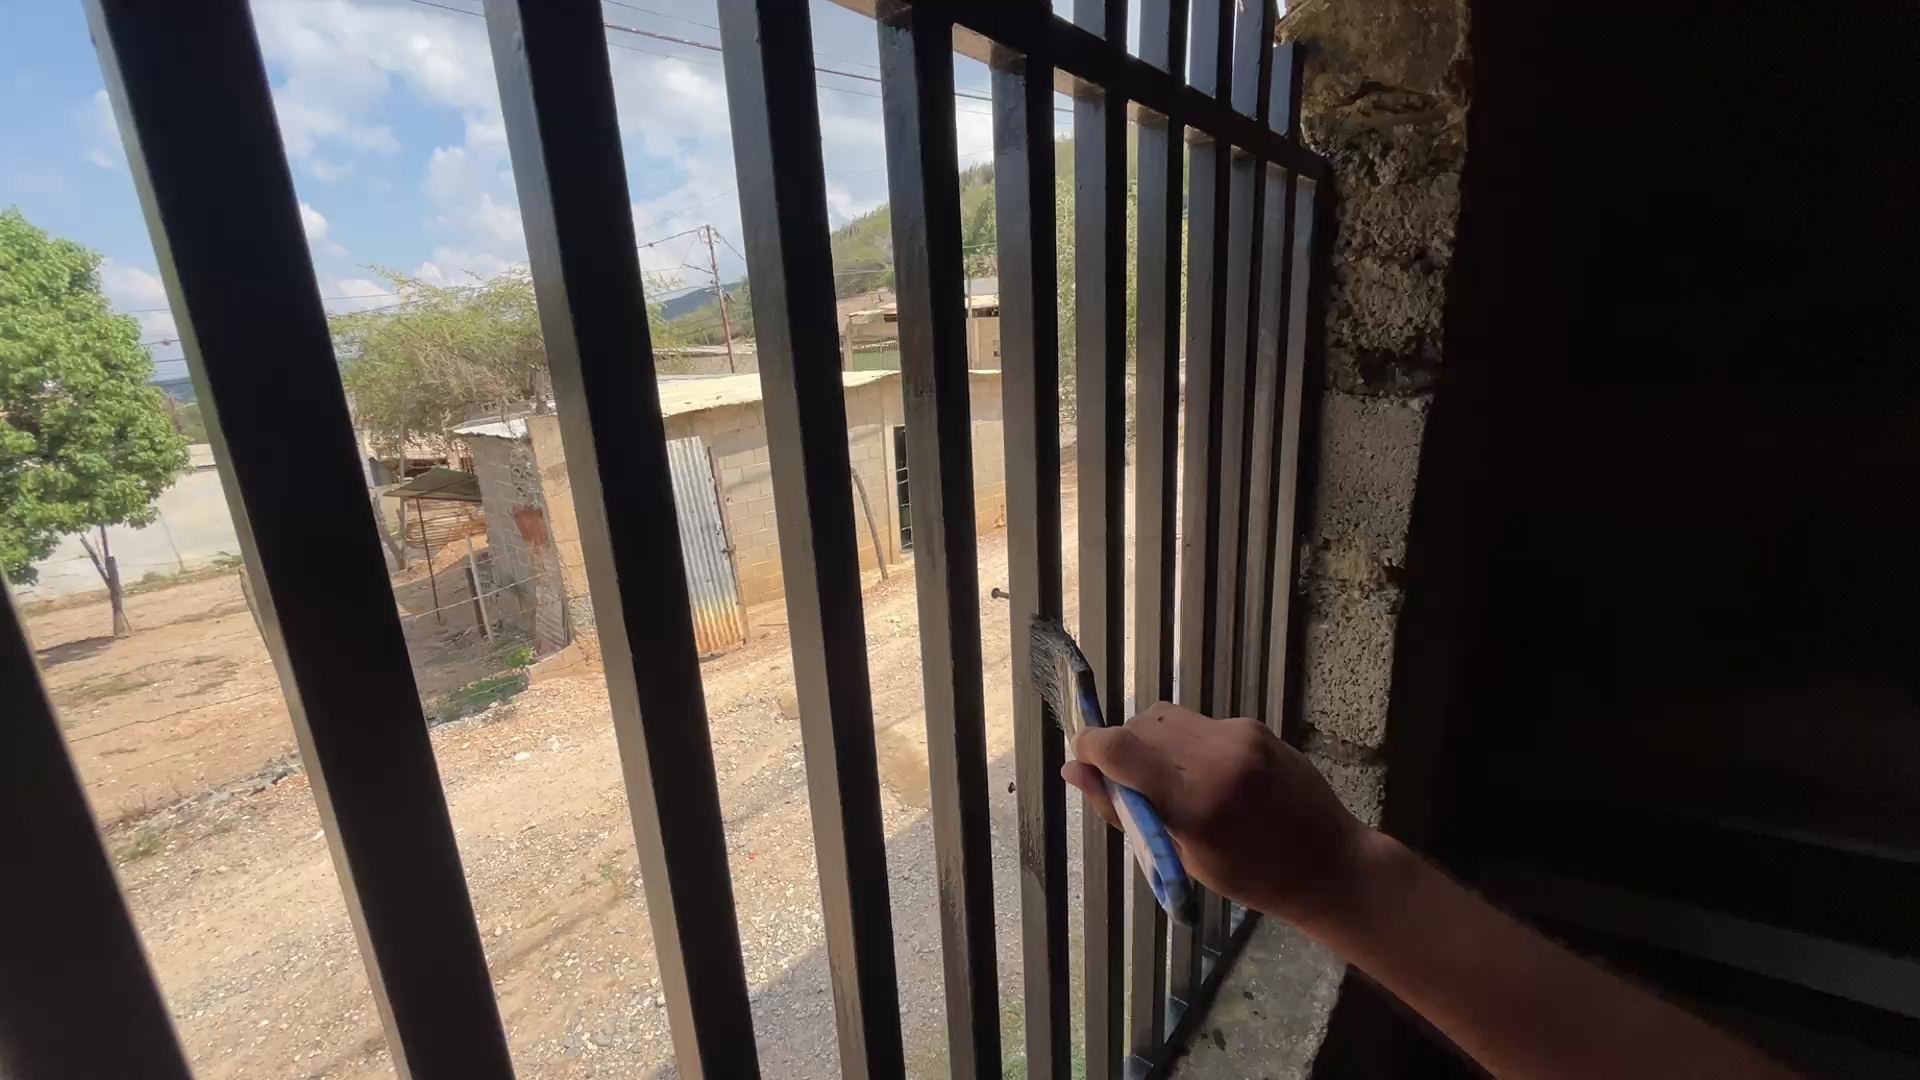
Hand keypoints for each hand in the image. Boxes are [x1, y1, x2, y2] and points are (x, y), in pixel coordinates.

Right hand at [1063, 701, 1371, 926]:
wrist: (1330, 862)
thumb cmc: (1251, 877)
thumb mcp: (1181, 857)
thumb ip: (1123, 811)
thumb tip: (1072, 770)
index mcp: (1195, 800)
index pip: (1118, 748)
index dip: (1089, 746)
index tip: (1083, 760)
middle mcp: (1214, 755)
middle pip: (1137, 726)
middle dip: (1121, 747)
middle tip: (1132, 783)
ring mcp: (1237, 735)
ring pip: (1164, 716)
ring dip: (1151, 739)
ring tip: (1168, 776)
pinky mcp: (1252, 725)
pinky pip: (1196, 722)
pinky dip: (1184, 741)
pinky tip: (1204, 771)